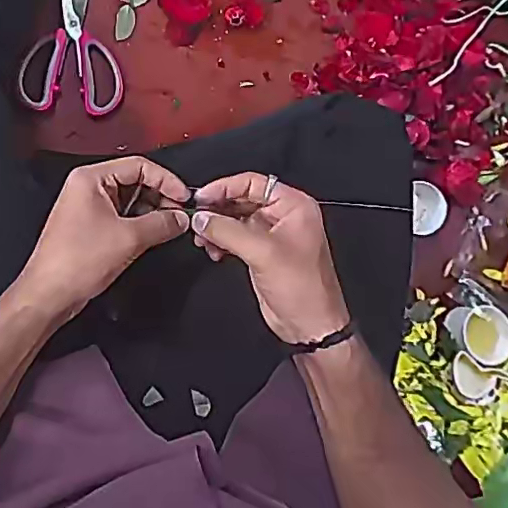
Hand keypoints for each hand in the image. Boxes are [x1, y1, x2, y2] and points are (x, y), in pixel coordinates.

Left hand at [16, 157, 189, 317]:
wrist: (49, 295)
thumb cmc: (75, 263)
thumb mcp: (129, 238)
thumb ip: (161, 223)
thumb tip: (181, 218)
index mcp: (91, 179)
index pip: (139, 166)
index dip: (166, 180)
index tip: (184, 197)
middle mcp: (87, 188)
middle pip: (135, 181)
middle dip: (160, 196)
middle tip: (180, 214)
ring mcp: (88, 207)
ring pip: (130, 200)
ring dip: (152, 212)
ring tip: (170, 226)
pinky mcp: (91, 226)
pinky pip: (122, 216)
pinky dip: (140, 223)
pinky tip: (154, 234)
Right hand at [189, 173, 350, 344]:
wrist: (309, 325)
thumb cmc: (303, 289)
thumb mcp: (262, 253)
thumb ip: (228, 231)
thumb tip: (202, 217)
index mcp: (294, 206)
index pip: (254, 183)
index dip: (225, 186)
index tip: (202, 196)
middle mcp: (284, 216)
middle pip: (242, 198)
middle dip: (218, 208)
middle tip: (197, 216)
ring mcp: (272, 234)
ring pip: (236, 217)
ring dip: (216, 225)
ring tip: (202, 236)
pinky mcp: (262, 251)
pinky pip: (235, 236)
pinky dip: (221, 240)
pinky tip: (212, 249)